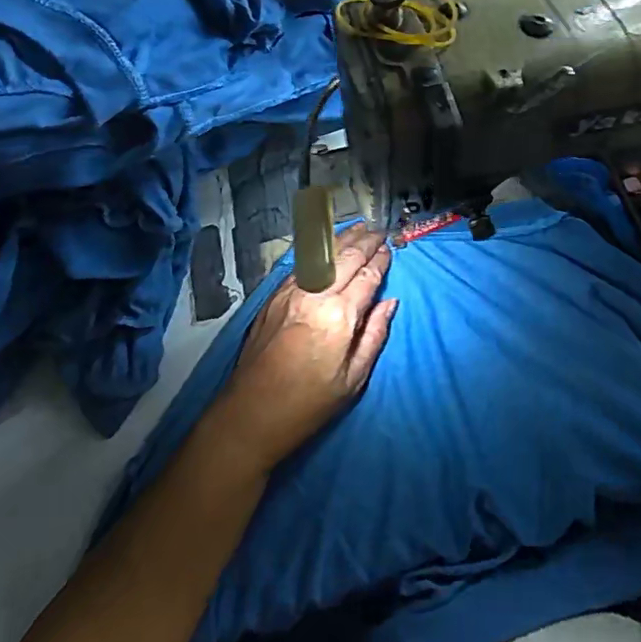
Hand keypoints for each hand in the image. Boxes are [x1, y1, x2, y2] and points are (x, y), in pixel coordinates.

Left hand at [203, 225, 397, 472]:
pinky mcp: (273, 297)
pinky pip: (302, 265)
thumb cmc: (307, 404)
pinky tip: (327, 247)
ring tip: (359, 227)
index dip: (380, 260)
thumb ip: (374, 336)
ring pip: (321, 255)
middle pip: (345, 258)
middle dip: (365, 241)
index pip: (367, 277)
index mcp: (339, 317)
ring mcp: (290, 293)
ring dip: (342, 238)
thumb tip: (389, 303)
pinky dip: (319, 251)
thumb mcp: (352, 379)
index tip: (390, 249)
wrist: (250, 413)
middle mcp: (314, 296)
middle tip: (379, 230)